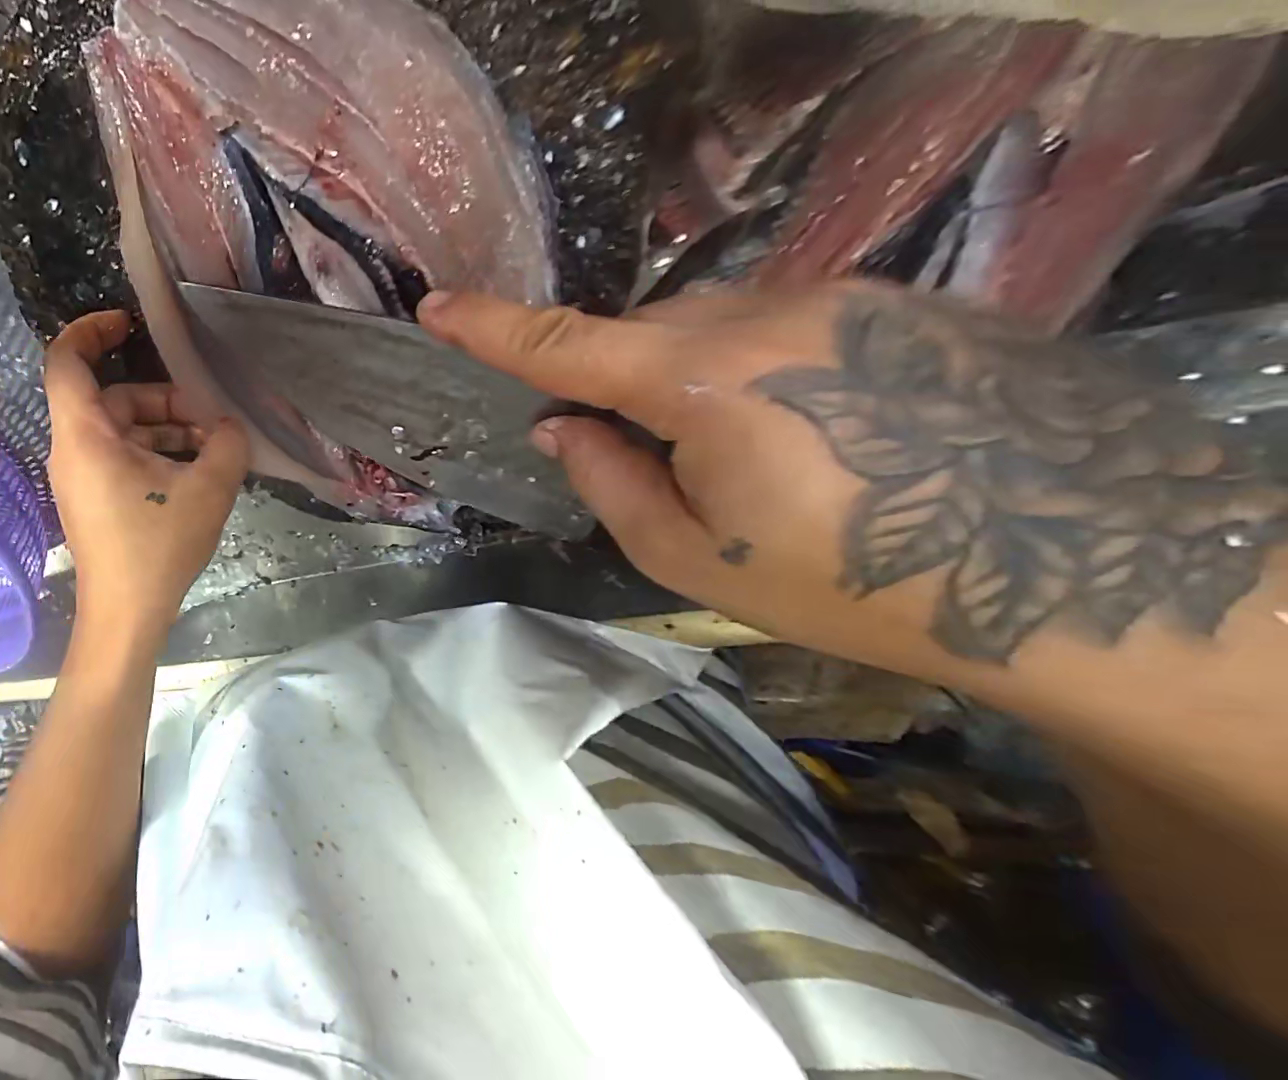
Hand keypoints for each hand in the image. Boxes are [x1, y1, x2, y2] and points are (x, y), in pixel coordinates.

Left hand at [43, 311, 249, 641]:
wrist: (127, 615)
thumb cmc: (158, 548)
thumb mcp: (208, 490)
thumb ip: (227, 445)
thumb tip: (228, 427)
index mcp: (85, 437)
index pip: (67, 361)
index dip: (91, 330)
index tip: (129, 323)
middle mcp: (74, 450)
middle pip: (113, 398)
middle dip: (165, 400)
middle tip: (210, 419)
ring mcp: (83, 477)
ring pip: (123, 430)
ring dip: (168, 430)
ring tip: (214, 450)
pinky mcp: (96, 499)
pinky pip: (124, 458)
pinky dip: (158, 454)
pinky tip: (197, 473)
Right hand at [417, 283, 1287, 706]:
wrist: (1076, 575)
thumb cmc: (849, 585)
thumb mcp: (693, 556)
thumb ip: (607, 481)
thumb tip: (559, 425)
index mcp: (705, 383)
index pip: (567, 344)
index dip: (492, 327)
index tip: (436, 304)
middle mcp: (769, 314)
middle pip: (644, 330)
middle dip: (622, 383)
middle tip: (647, 460)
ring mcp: (843, 298)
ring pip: (712, 322)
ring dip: (692, 379)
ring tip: (750, 458)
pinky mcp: (897, 303)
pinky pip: (778, 322)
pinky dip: (755, 368)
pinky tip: (813, 433)